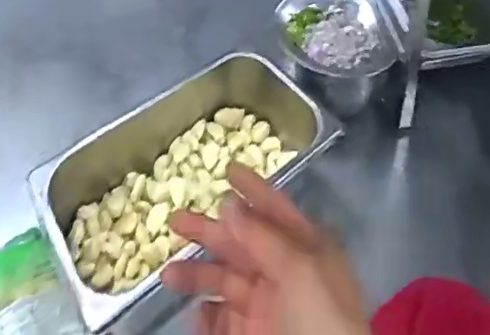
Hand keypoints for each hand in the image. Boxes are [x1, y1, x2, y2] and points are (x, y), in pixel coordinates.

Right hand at [161, 165, 367, 334]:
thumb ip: (263, 236)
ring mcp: (269, 309)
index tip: (227, 169)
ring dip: (197, 275)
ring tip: (168, 273)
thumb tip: (228, 203)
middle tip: (176, 219)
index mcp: (306, 250)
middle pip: (242, 244)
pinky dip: (206, 318)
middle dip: (209, 230)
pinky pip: (223, 322)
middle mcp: (285, 274)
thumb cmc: (321, 321)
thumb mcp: (299, 270)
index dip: (252, 189)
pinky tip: (195, 314)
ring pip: (226, 282)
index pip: (275, 210)